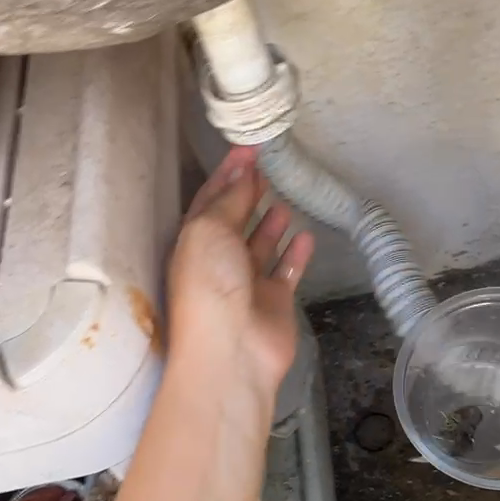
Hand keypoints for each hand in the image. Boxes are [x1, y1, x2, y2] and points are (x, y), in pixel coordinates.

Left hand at [166, 146, 314, 406]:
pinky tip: (306, 235)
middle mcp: (217, 263)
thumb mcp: (209, 231)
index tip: (248, 148)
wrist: (232, 352)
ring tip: (284, 196)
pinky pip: (286, 271)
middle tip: (268, 166)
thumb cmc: (210, 287)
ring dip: (270, 222)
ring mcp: (247, 285)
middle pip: (233, 222)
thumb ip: (229, 200)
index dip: (226, 174)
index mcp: (193, 245)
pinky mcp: (274, 303)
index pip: (208, 201)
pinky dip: (295, 254)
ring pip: (260, 246)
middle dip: (247, 194)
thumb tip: (245, 174)